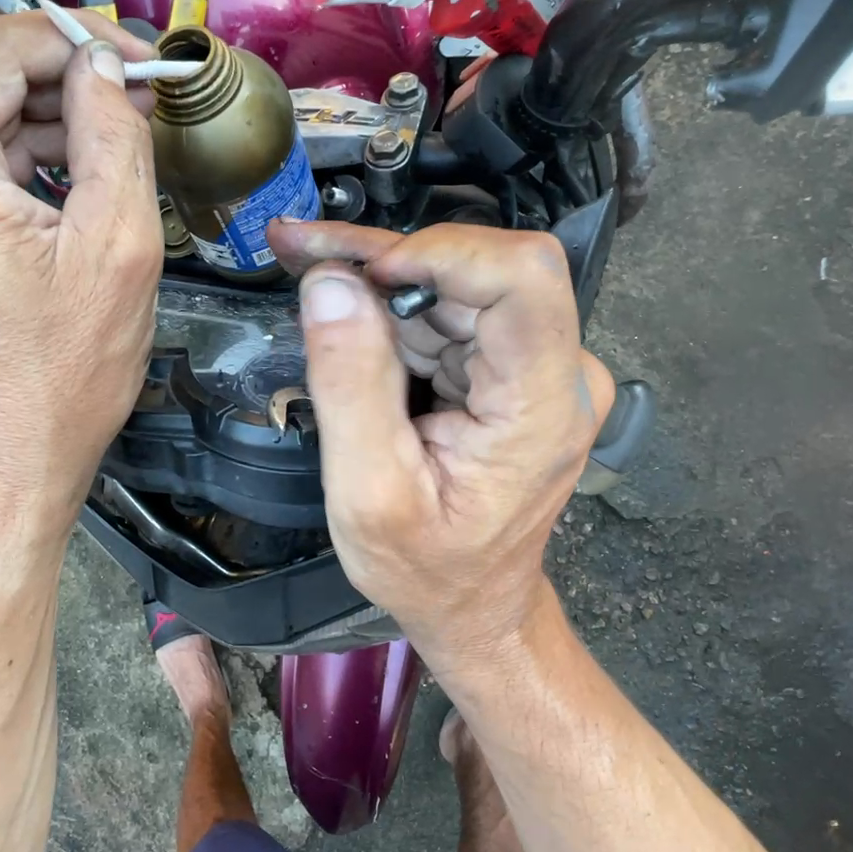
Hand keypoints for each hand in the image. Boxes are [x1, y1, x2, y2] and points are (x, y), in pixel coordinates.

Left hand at [0, 0, 163, 533]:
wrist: (20, 458)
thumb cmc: (64, 378)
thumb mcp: (118, 251)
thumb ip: (112, 140)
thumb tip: (105, 69)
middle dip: (55, 46)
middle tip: (134, 74)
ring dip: (55, 96)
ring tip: (125, 123)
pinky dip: (41, 139)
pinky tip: (93, 161)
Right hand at [267, 220, 613, 656]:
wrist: (473, 605)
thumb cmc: (429, 570)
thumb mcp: (369, 495)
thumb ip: (350, 386)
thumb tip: (328, 283)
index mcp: (543, 405)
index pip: (522, 276)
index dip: (438, 252)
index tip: (358, 273)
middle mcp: (557, 371)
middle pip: (479, 268)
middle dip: (381, 256)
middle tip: (295, 246)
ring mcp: (535, 364)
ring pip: (453, 280)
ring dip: (372, 275)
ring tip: (300, 261)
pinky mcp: (506, 365)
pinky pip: (445, 307)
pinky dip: (383, 302)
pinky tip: (333, 304)